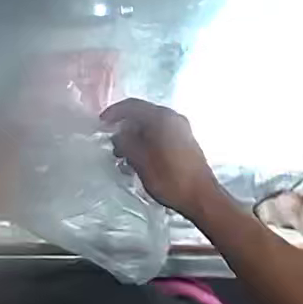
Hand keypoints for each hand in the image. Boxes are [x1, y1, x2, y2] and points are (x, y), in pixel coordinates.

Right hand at [100, 98, 224, 218]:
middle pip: (142, 114)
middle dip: (124, 127)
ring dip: (134, 137)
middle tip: (111, 144)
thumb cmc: (170, 179)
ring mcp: (181, 129)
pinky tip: (138, 159)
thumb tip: (118, 134)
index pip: (132, 105)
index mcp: (163, 117)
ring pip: (151, 126)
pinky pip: (160, 134)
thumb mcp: (141, 161)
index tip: (100, 124)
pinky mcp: (184, 141)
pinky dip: (146, 142)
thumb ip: (126, 142)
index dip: (114, 113)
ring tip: (122, 156)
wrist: (202, 197)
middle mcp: (173, 117)